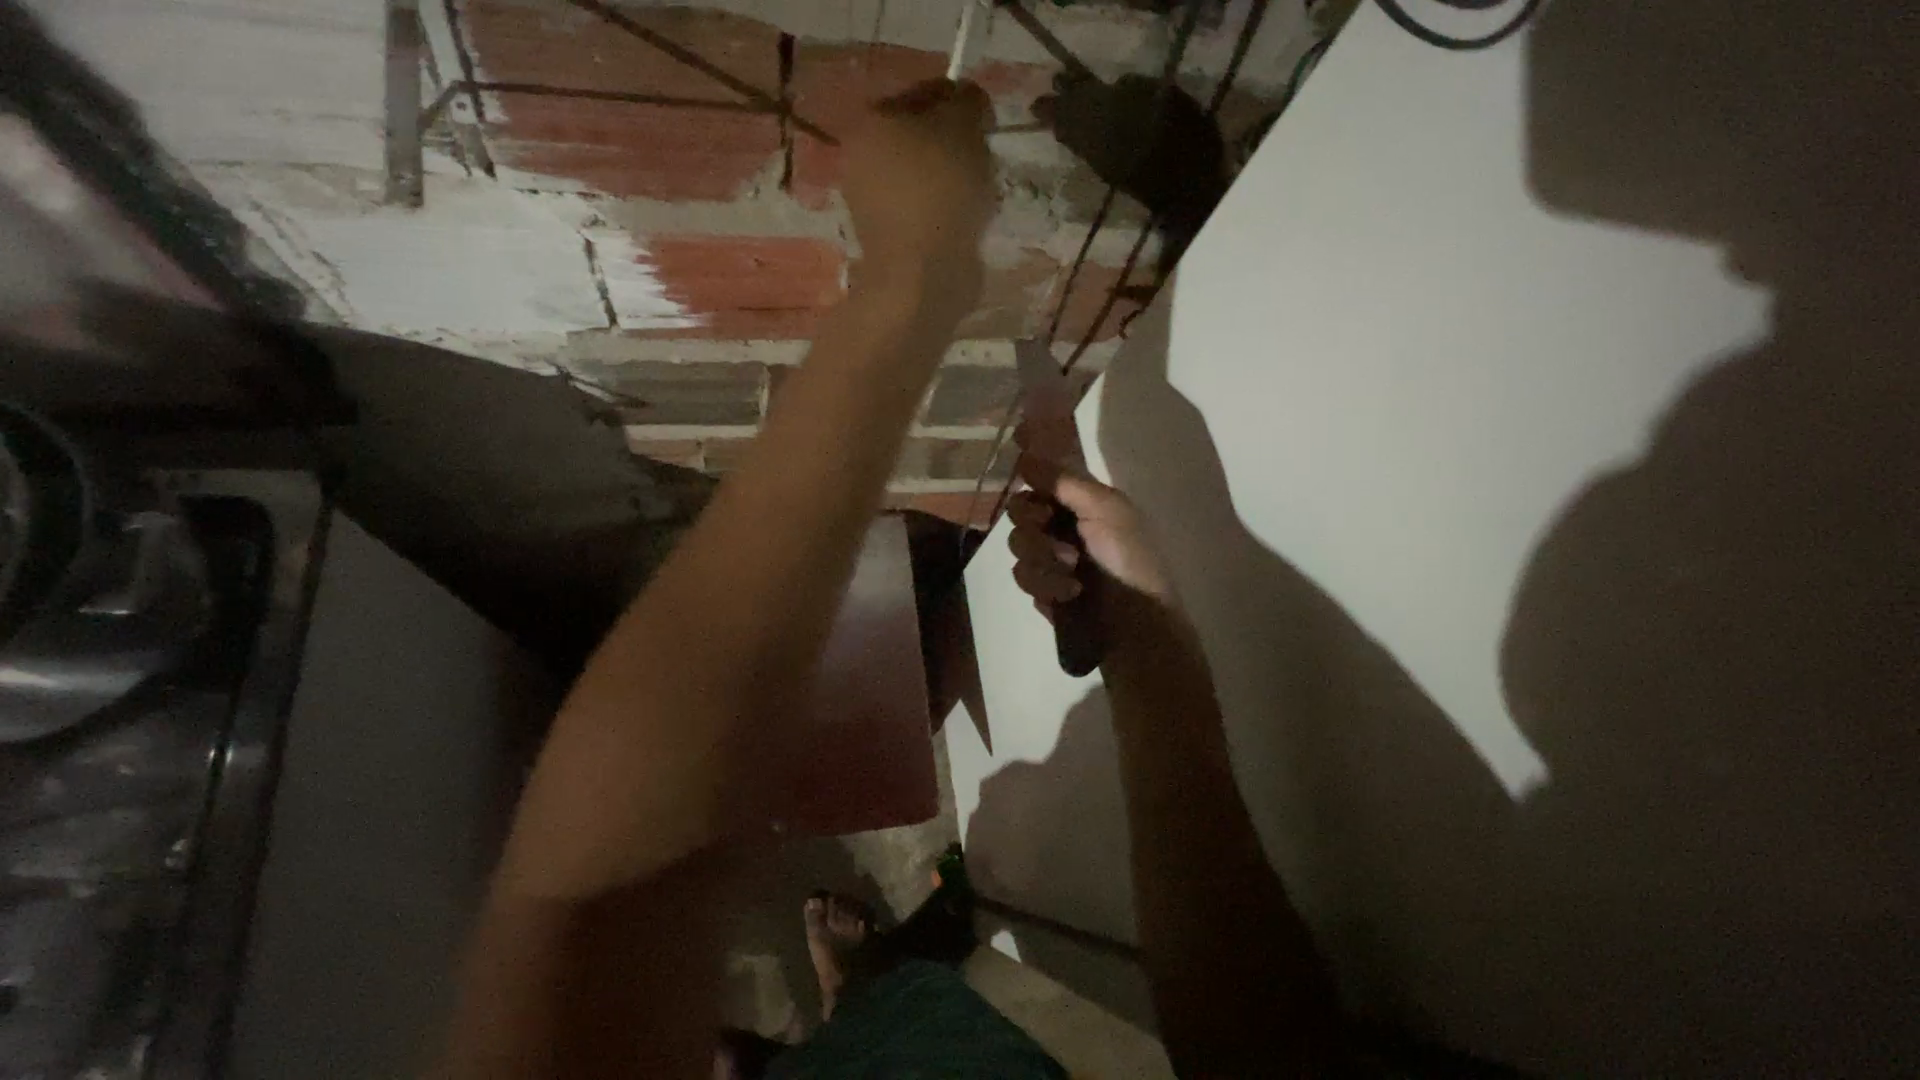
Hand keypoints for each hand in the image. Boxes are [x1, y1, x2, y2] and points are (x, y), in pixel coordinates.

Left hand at [841, 80, 994, 299]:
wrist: (923, 274)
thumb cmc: (941, 189)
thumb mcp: (963, 126)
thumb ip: (967, 101)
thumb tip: (967, 101)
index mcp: (871, 124)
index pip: (922, 94)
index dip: (959, 103)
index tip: (987, 124)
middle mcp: (860, 161)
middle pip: (921, 139)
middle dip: (955, 147)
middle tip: (984, 162)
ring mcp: (870, 205)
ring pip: (924, 179)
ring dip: (953, 184)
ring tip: (979, 198)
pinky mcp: (887, 241)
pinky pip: (924, 214)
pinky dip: (945, 216)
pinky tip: (964, 226)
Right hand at [1007, 473, 1176, 621]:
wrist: (1135, 624)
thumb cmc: (1128, 558)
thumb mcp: (1106, 509)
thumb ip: (1064, 481)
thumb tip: (1025, 456)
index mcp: (1084, 502)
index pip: (1041, 482)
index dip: (1032, 487)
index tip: (1038, 498)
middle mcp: (1065, 525)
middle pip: (1020, 512)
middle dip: (1034, 528)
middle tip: (1059, 540)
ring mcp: (1051, 559)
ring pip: (1017, 545)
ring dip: (1043, 560)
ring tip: (1072, 573)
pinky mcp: (1043, 590)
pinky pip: (1022, 576)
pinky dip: (1045, 584)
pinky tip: (1068, 595)